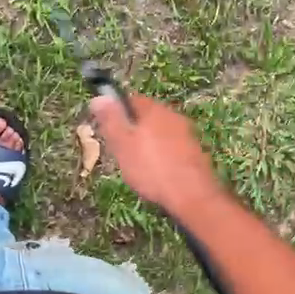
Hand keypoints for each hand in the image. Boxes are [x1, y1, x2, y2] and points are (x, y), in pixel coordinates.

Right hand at [88, 92, 225, 215]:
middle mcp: (173, 116)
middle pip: (147, 117)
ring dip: (148, 144)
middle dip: (133, 130)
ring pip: (160, 133)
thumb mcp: (122, 144)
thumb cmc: (152, 168)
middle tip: (121, 151)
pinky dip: (163, 157)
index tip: (108, 130)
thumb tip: (99, 98)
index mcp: (154, 109)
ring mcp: (187, 134)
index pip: (131, 99)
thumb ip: (111, 120)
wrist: (193, 195)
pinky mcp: (196, 153)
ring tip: (139, 166)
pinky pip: (172, 148)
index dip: (116, 112)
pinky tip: (158, 175)